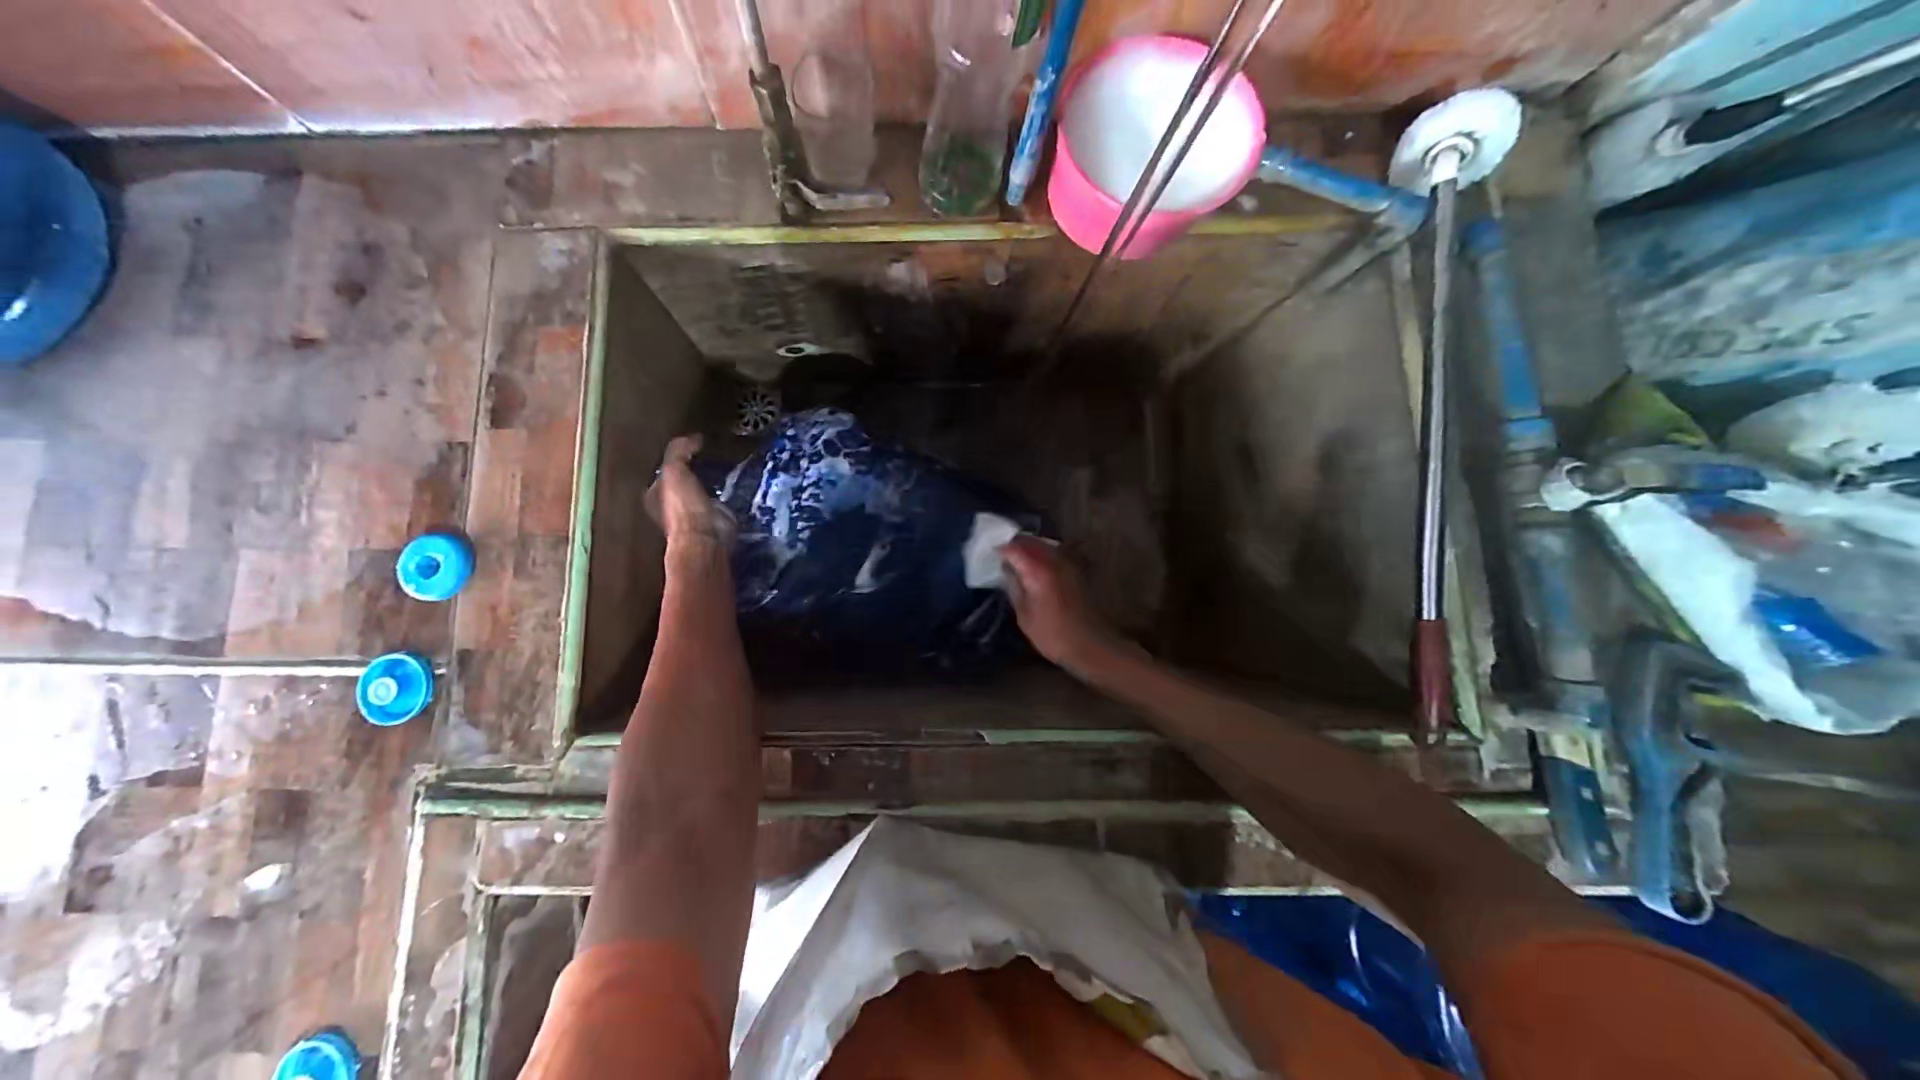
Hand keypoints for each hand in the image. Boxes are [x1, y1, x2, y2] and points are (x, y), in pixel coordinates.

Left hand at [647, 435, 734, 551]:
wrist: (707, 537)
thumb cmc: (683, 506)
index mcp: (656, 495)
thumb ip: (679, 451)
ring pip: (704, 487)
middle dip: (696, 467)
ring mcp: (696, 512)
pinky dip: (728, 488)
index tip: (691, 443)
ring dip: (714, 478)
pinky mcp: (717, 517)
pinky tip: (735, 478)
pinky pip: (723, 496)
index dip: (676, 455)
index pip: (663, 469)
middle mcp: (674, 505)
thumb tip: (693, 438)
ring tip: (725, 461)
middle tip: (710, 452)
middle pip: (684, 479)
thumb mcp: (674, 470)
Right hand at [998, 536, 1131, 675]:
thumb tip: (1006, 571)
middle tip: (1001, 555)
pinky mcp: (1077, 571)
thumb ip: (1014, 588)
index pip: (1014, 548)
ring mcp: (1069, 563)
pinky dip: (1043, 554)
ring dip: (1029, 548)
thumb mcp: (1024, 616)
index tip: (990, 554)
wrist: (1091, 645)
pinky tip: (1036, 567)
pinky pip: (1055, 553)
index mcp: (1038, 570)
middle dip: (1014, 544)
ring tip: (1016, 560)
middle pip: (1031, 541)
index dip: (1000, 549)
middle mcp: (1055, 560)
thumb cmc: (1053, 635)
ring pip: (1044, 545)